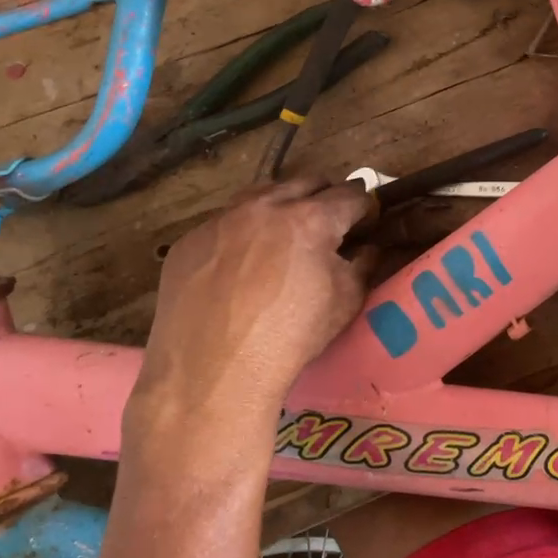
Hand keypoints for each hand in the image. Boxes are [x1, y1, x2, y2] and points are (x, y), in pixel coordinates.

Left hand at [132, 177, 371, 427]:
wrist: (211, 374)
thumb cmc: (292, 336)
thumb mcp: (348, 299)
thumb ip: (364, 263)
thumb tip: (367, 247)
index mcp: (312, 218)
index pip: (352, 194)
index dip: (366, 208)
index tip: (367, 224)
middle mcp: (266, 207)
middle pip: (308, 182)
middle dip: (327, 198)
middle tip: (331, 226)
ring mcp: (221, 221)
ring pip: (263, 194)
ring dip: (283, 206)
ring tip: (286, 236)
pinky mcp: (189, 242)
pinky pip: (225, 223)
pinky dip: (244, 232)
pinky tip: (244, 265)